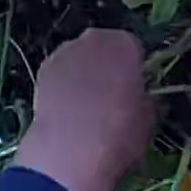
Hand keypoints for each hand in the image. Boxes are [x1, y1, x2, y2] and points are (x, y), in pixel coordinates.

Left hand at [14, 29, 152, 190]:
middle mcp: (93, 39)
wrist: (70, 151)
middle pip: (103, 47)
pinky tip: (65, 109)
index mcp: (124, 45)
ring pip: (79, 57)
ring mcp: (64, 51)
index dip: (134, 68)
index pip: (133, 48)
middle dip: (107, 65)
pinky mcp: (43, 67)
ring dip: (83, 72)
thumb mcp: (147, 119)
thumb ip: (143, 97)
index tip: (133, 88)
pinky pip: (60, 71)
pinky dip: (63, 83)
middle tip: (110, 95)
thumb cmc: (118, 134)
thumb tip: (138, 95)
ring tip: (84, 105)